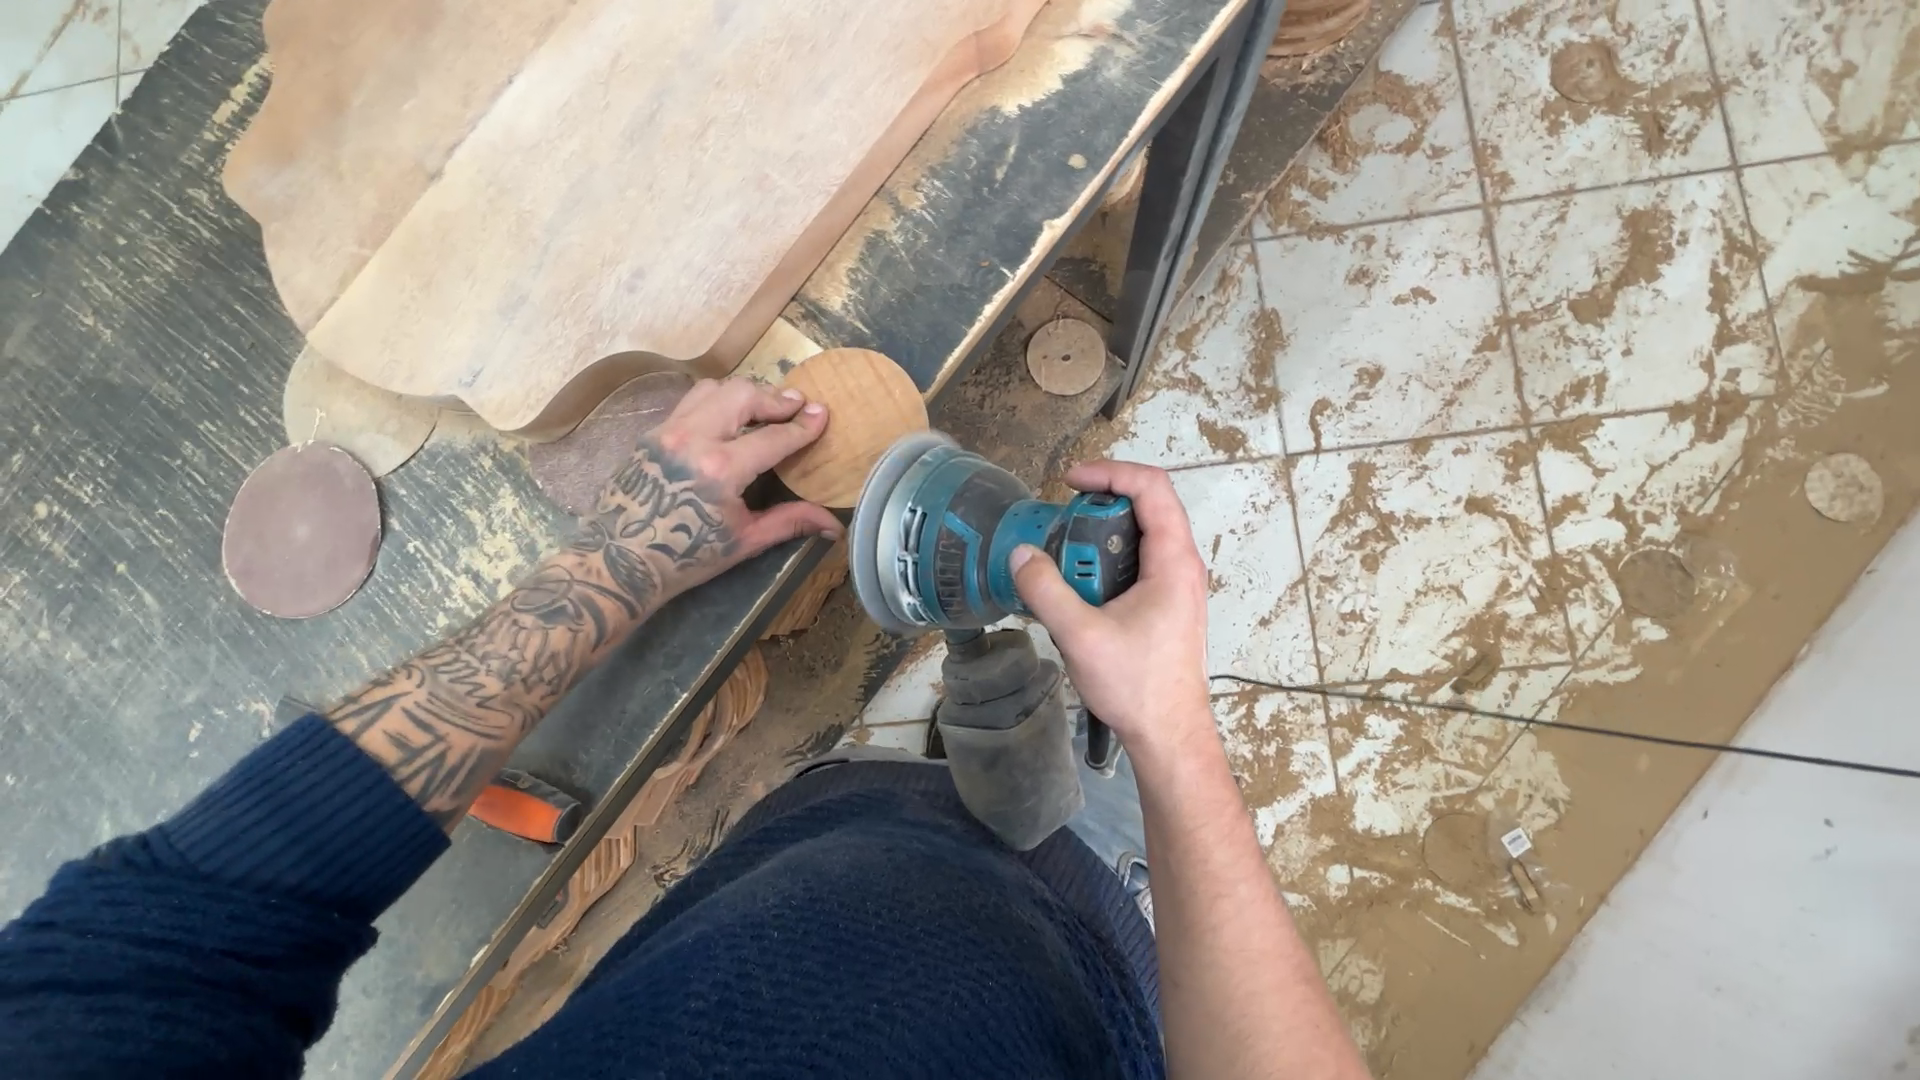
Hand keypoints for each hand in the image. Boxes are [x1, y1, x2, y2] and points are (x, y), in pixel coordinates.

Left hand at [571, 377, 841, 607]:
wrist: (619, 561)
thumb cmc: (686, 557)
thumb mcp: (745, 541)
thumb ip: (790, 522)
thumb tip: (834, 525)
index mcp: (720, 469)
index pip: (773, 436)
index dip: (803, 426)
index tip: (823, 414)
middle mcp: (693, 438)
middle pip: (743, 394)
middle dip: (775, 397)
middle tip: (796, 405)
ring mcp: (668, 430)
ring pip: (714, 389)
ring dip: (745, 393)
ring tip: (764, 407)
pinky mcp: (652, 432)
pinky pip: (691, 401)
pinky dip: (718, 401)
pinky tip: (730, 418)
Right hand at [1011, 460, 1214, 760]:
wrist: (1169, 733)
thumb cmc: (1135, 685)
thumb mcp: (1081, 636)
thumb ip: (1046, 591)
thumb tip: (1020, 555)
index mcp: (1174, 562)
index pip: (1152, 488)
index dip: (1110, 472)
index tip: (1069, 481)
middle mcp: (1182, 565)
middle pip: (1148, 505)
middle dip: (1101, 502)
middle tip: (1061, 520)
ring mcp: (1178, 585)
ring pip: (1142, 534)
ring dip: (1102, 532)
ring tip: (1066, 551)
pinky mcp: (1167, 604)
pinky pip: (1139, 561)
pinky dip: (1108, 557)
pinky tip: (1081, 582)